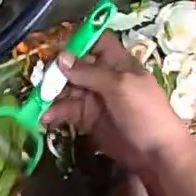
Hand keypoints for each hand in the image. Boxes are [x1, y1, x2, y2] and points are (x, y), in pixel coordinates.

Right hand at [46, 34, 195, 176]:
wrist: (156, 154)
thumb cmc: (144, 112)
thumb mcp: (119, 86)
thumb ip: (90, 73)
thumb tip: (61, 57)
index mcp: (118, 62)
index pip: (96, 42)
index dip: (77, 42)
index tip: (55, 49)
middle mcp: (105, 76)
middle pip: (76, 66)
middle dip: (57, 72)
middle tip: (41, 82)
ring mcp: (96, 98)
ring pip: (68, 89)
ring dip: (52, 94)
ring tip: (38, 103)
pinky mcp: (89, 119)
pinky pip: (69, 110)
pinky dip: (56, 112)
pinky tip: (46, 118)